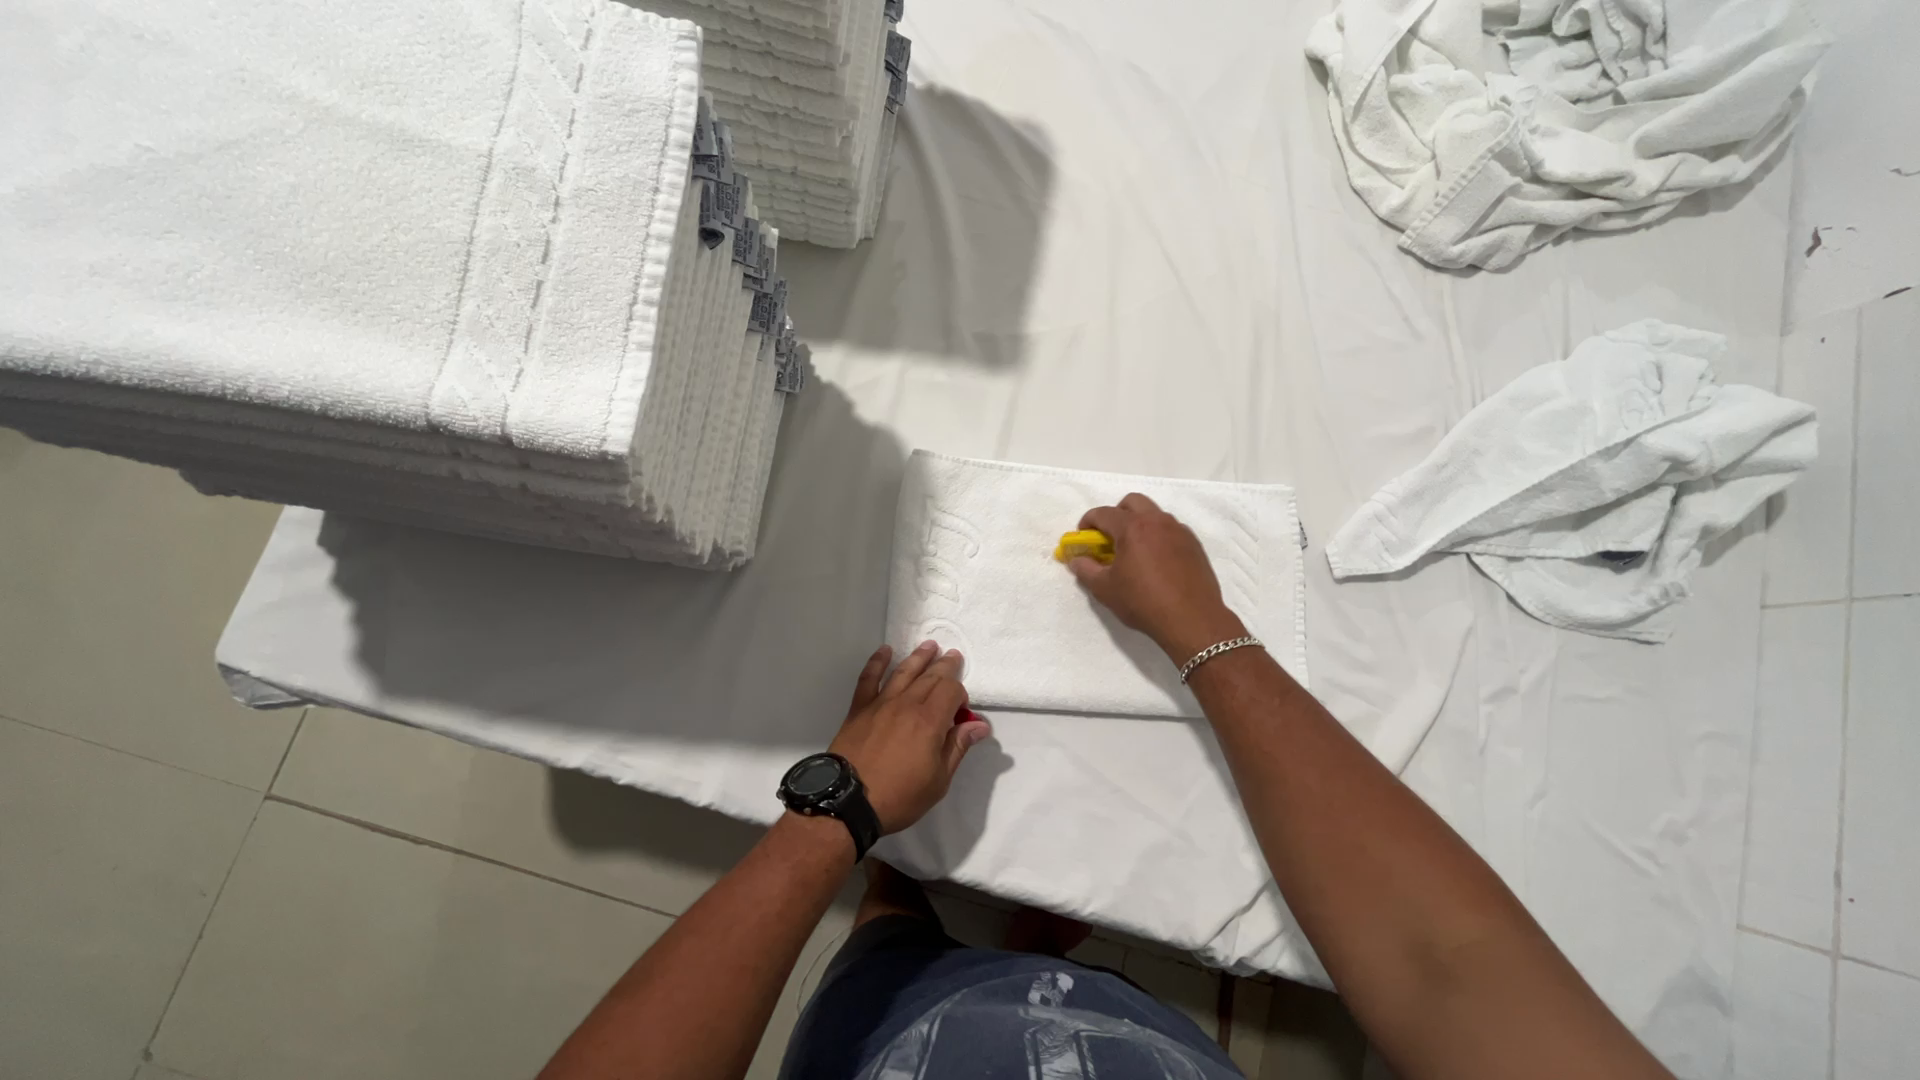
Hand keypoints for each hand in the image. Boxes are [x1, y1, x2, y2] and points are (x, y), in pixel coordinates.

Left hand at [827, 642, 992, 833]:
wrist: (847, 801)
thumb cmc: (899, 796)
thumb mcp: (938, 780)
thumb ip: (957, 747)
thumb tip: (979, 726)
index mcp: (930, 721)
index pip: (952, 690)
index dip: (961, 695)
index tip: (961, 712)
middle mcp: (907, 704)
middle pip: (930, 676)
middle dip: (945, 666)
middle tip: (953, 656)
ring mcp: (881, 703)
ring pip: (904, 672)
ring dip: (919, 657)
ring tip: (929, 646)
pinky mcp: (860, 709)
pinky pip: (869, 678)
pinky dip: (877, 662)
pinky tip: (885, 651)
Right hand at [1068, 493, 1248, 661]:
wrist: (1192, 619)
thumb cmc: (1143, 602)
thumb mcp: (1105, 589)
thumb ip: (1086, 570)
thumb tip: (1076, 560)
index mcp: (1133, 528)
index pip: (1103, 513)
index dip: (1088, 522)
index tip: (1083, 536)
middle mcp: (1157, 521)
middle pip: (1132, 502)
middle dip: (1116, 514)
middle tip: (1109, 538)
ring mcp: (1179, 531)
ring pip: (1154, 515)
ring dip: (1139, 524)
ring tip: (1134, 552)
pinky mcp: (1194, 544)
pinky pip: (1171, 530)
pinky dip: (1158, 537)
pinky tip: (1156, 562)